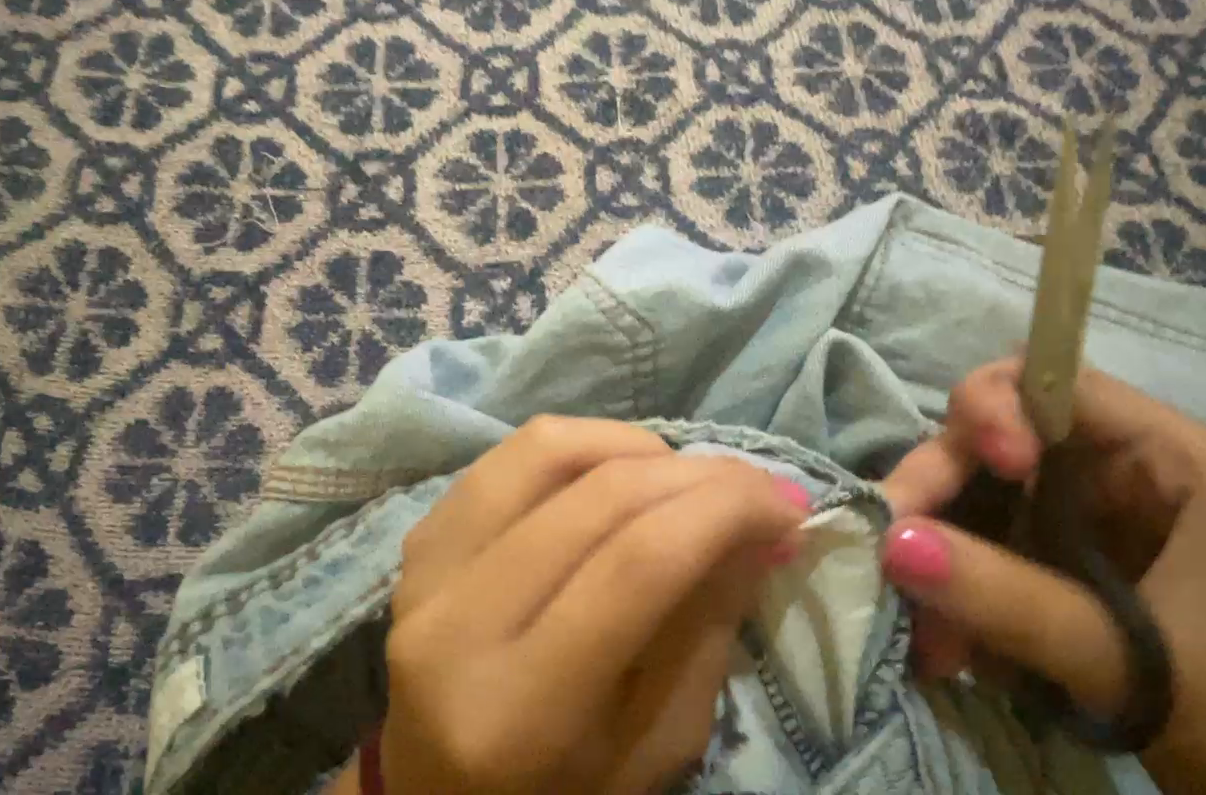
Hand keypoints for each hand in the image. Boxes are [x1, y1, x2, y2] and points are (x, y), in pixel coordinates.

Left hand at [373, 417, 808, 794]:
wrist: (438, 794)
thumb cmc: (563, 791)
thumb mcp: (657, 743)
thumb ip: (707, 628)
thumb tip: (760, 524)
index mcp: (519, 710)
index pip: (637, 565)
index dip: (724, 512)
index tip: (787, 505)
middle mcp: (456, 625)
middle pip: (598, 498)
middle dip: (699, 475)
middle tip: (758, 485)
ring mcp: (425, 571)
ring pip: (547, 450)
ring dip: (637, 445)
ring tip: (686, 477)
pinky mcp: (418, 539)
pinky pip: (510, 456)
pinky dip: (582, 446)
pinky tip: (620, 472)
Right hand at [878, 360, 1205, 794]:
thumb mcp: (1131, 659)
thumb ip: (1009, 599)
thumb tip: (888, 542)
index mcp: (1168, 462)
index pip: (1053, 383)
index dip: (996, 408)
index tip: (982, 470)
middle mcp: (1120, 479)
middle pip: (999, 443)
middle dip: (943, 494)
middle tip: (891, 552)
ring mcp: (1091, 529)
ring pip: (985, 508)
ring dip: (941, 563)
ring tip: (926, 640)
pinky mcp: (1071, 578)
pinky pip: (993, 560)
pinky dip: (962, 600)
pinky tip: (950, 655)